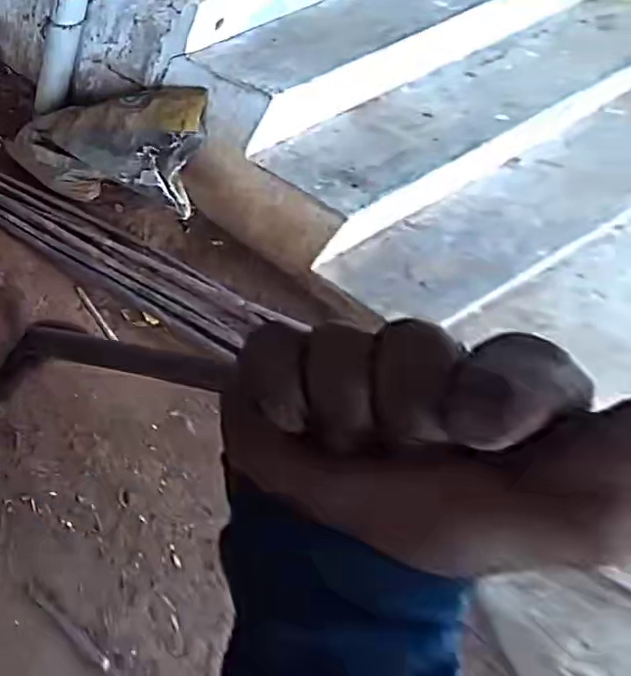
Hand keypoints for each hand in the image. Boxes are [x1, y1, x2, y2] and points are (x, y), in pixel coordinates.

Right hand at [224, 320, 630, 576]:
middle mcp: (428, 361)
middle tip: (396, 451)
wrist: (328, 534)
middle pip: (414, 338)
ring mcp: (345, 351)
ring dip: (337, 408)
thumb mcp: (565, 523)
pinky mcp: (277, 351)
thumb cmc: (443, 527)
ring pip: (338, 341)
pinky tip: (290, 424)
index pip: (523, 355)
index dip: (497, 388)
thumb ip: (621, 476)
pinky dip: (280, 392)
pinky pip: (275, 345)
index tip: (472, 436)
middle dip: (400, 406)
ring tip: (340, 445)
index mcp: (507, 392)